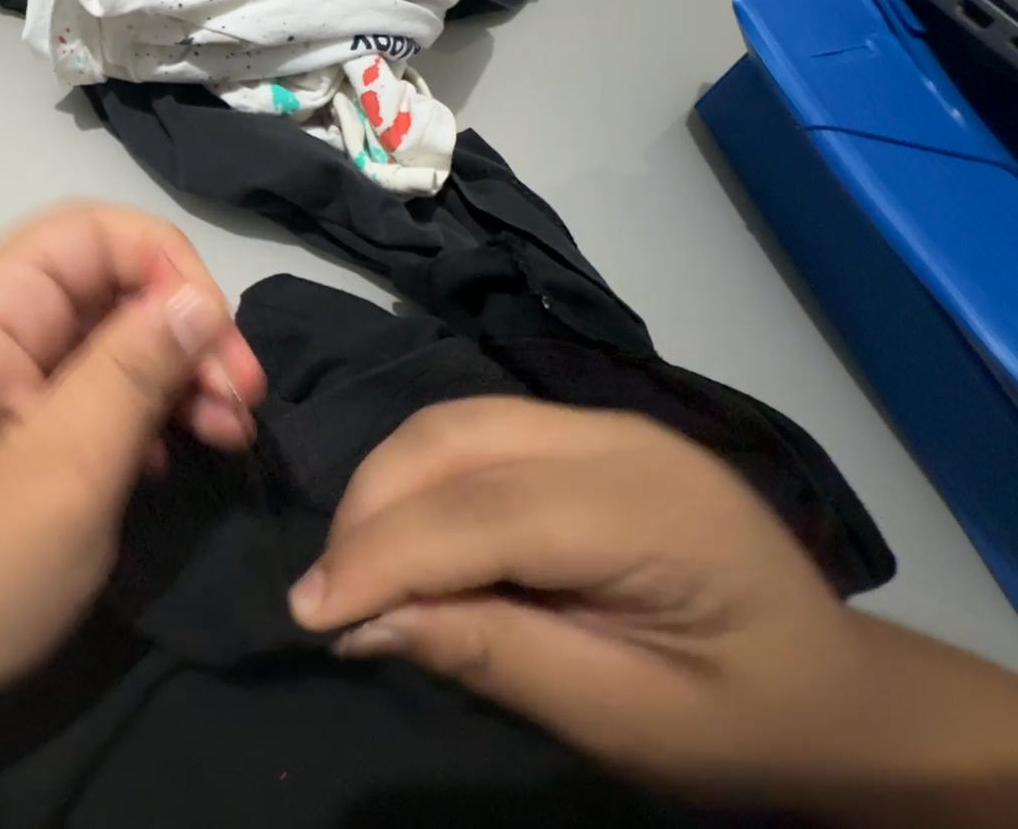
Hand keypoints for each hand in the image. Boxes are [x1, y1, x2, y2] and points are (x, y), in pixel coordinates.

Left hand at [0, 203, 266, 739]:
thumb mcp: (63, 473)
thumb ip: (131, 374)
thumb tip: (195, 303)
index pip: (92, 233)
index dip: (169, 269)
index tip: (218, 346)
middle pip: (106, 286)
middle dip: (183, 332)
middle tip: (240, 406)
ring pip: (104, 342)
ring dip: (171, 377)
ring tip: (225, 436)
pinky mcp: (6, 427)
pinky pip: (85, 393)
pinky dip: (136, 415)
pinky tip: (167, 460)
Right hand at [285, 397, 1017, 817]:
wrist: (831, 688)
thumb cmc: (738, 719)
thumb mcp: (617, 715)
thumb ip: (486, 653)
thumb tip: (360, 623)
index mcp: (656, 513)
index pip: (486, 512)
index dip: (386, 555)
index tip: (311, 610)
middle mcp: (616, 440)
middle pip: (450, 442)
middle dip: (368, 511)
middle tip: (329, 591)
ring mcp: (592, 423)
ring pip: (443, 424)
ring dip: (379, 488)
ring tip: (356, 565)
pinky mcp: (567, 430)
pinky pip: (460, 432)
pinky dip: (409, 477)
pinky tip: (400, 530)